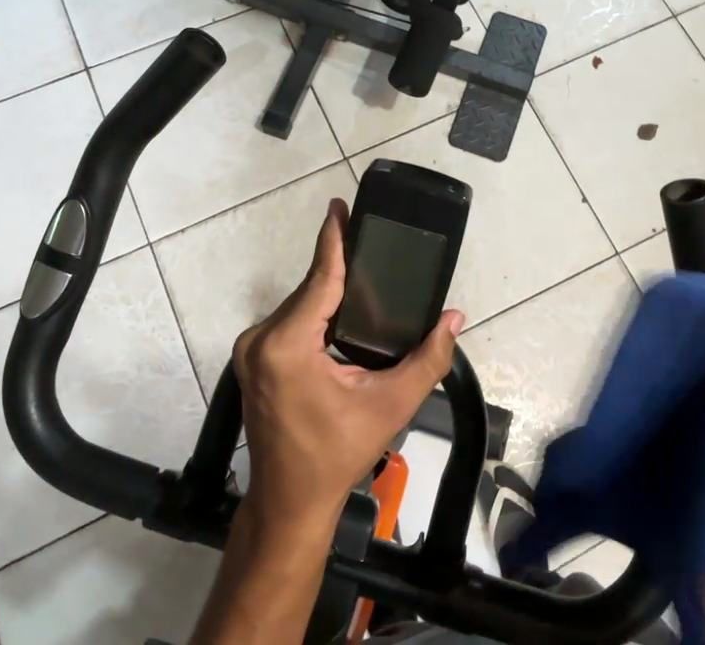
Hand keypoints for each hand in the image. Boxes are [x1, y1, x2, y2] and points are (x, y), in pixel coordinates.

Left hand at [233, 198, 464, 523]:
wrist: (291, 499)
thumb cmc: (339, 453)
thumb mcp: (390, 404)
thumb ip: (427, 359)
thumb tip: (454, 318)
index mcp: (288, 345)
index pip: (319, 279)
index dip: (333, 240)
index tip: (338, 206)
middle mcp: (261, 340)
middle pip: (309, 291)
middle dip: (338, 270)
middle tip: (369, 244)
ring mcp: (250, 351)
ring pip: (297, 307)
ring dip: (326, 293)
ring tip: (361, 275)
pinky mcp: (251, 361)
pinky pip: (288, 323)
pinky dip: (313, 314)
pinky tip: (338, 311)